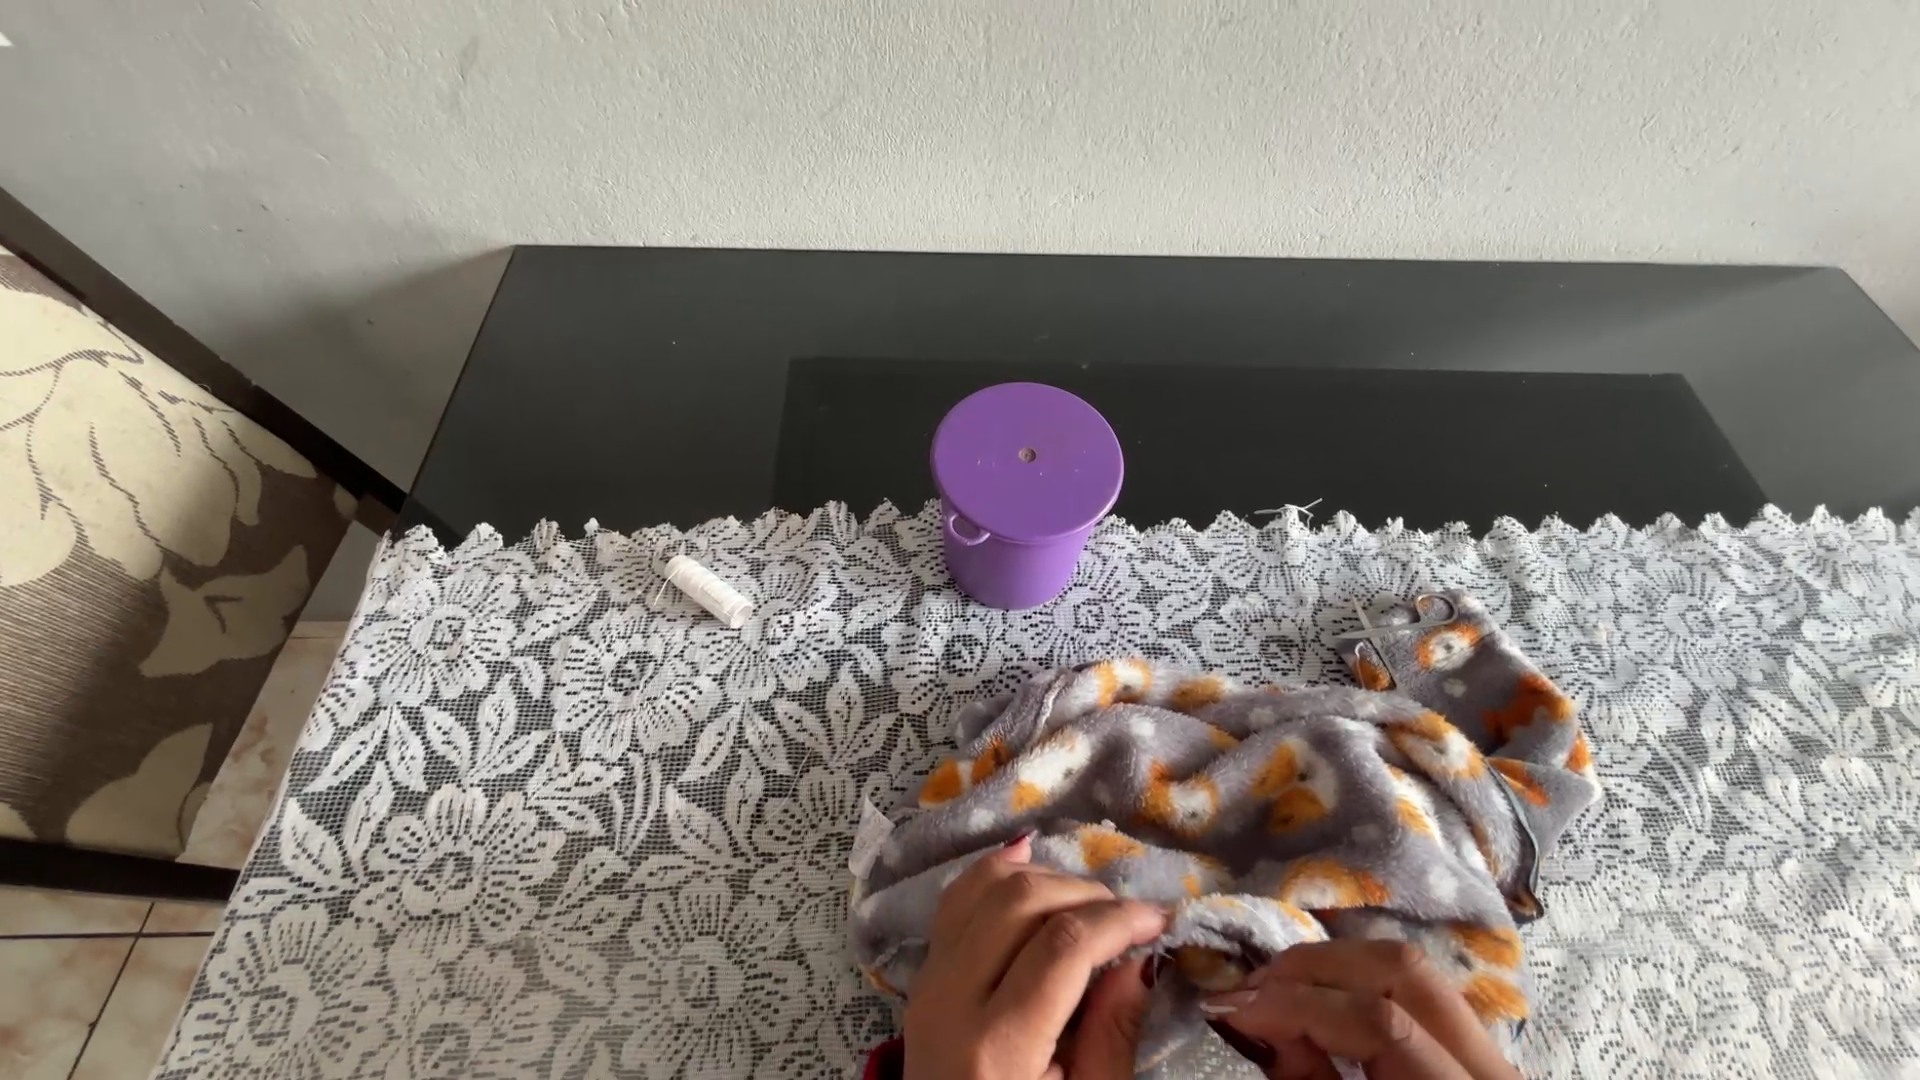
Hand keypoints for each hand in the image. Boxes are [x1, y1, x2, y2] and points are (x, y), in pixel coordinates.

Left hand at [904, 834, 1169, 1079]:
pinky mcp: (924, 968)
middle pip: (1020, 901)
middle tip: (1127, 917)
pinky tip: (1030, 857)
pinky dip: (996, 869)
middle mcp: (950, 997)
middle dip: (1084, 894)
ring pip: (985, 885)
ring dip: (1044, 877)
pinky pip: (957, 896)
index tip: (1159, 920)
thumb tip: (1141, 958)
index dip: (1116, 921)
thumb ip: (1112, 1035)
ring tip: (1090, 904)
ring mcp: (928, 976)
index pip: (1061, 946)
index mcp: (995, 1047)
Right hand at [1201, 940, 1522, 1079]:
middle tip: (1250, 990)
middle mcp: (1494, 1072)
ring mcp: (1491, 1056)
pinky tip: (1311, 999)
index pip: (1378, 1021)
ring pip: (1406, 966)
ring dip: (1327, 966)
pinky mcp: (1471, 1050)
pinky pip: (1407, 990)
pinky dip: (1350, 982)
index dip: (1295, 1005)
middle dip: (1312, 967)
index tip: (1226, 1007)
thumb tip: (1259, 1023)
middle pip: (1400, 968)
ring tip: (1274, 990)